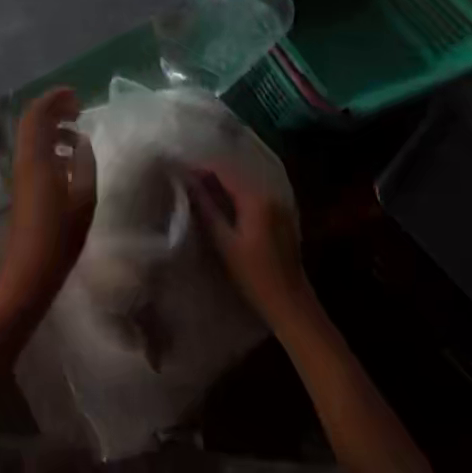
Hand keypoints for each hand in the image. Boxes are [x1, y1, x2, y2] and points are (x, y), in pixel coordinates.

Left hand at [0, 88, 96, 307]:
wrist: (29, 272)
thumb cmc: (60, 235)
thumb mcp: (84, 197)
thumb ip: (84, 162)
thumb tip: (81, 140)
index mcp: (37, 159)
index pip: (37, 115)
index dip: (54, 99)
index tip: (76, 94)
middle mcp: (24, 162)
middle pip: (32, 122)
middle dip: (54, 109)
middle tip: (78, 109)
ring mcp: (21, 175)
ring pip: (33, 138)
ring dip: (53, 128)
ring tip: (77, 132)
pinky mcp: (23, 188)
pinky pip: (35, 153)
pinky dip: (51, 145)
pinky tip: (70, 159)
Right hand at [187, 165, 311, 324]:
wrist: (290, 302)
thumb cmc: (254, 276)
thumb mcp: (225, 243)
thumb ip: (207, 210)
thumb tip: (189, 184)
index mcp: (256, 198)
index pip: (225, 171)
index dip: (202, 169)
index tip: (182, 173)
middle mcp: (270, 194)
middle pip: (236, 176)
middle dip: (211, 177)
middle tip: (187, 183)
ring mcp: (279, 204)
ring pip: (245, 186)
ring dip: (223, 187)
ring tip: (200, 193)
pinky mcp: (281, 216)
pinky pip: (254, 197)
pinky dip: (237, 198)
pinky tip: (223, 208)